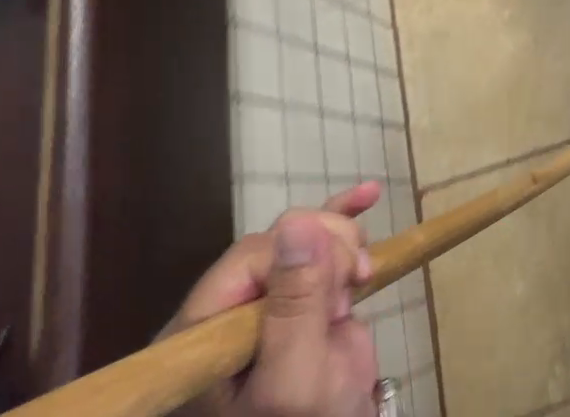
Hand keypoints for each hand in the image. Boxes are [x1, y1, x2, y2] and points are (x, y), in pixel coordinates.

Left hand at [166, 183, 383, 416]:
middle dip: (329, 249)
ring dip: (343, 241)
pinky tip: (368, 194)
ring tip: (363, 274)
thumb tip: (298, 222)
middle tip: (356, 282)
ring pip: (302, 237)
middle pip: (277, 242)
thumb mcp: (297, 376)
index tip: (346, 280)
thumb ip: (295, 306)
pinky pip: (318, 242)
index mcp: (201, 331)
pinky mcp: (303, 296)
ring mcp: (267, 300)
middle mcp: (226, 310)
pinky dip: (346, 215)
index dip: (304, 255)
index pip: (249, 258)